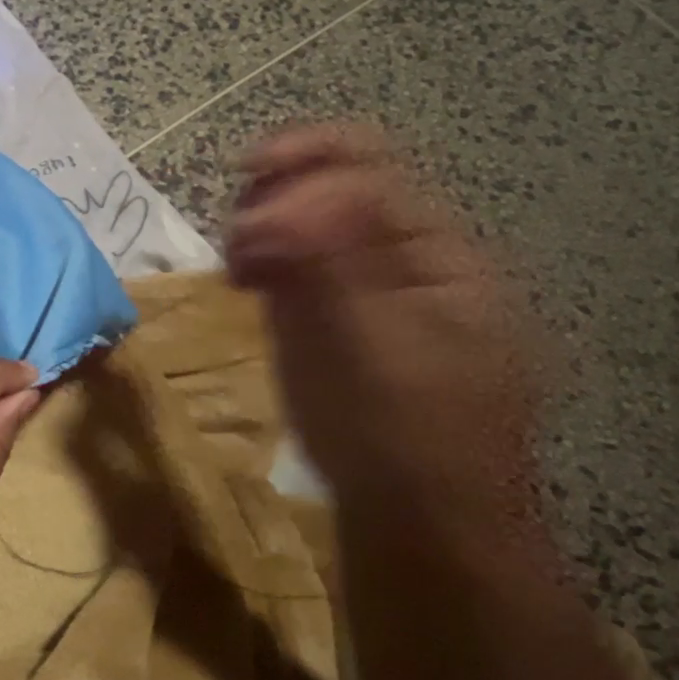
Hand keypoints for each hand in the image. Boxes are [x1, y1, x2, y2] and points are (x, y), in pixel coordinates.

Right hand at [225, 126, 540, 525]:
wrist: (412, 516)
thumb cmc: (404, 436)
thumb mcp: (375, 346)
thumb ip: (336, 264)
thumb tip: (290, 192)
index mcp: (442, 257)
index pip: (373, 174)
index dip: (308, 163)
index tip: (242, 176)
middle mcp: (407, 258)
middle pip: (338, 184)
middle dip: (277, 192)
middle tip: (235, 234)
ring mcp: (367, 284)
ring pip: (307, 218)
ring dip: (261, 222)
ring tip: (235, 262)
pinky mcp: (330, 310)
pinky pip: (292, 258)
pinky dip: (259, 255)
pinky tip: (241, 278)